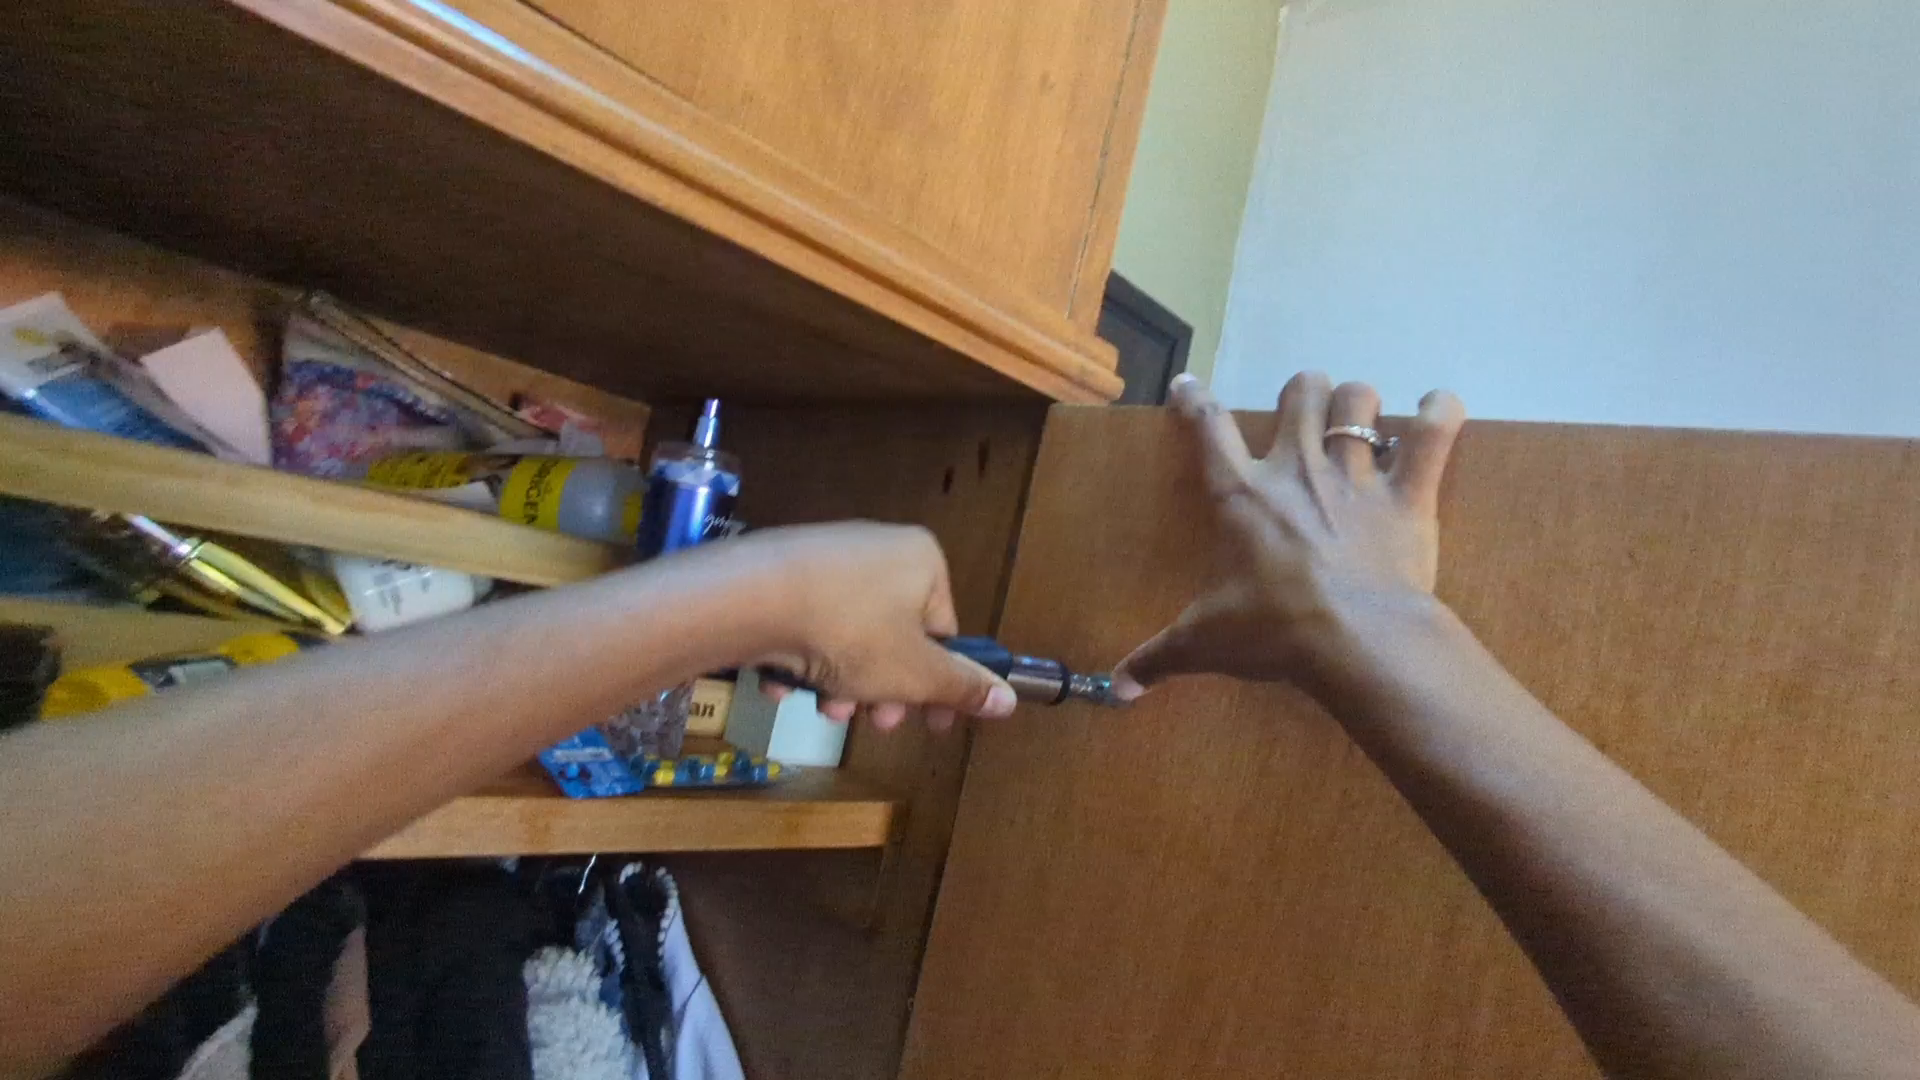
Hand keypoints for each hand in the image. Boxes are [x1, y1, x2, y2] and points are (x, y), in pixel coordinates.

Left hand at [729, 523, 1016, 730]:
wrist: (751, 596)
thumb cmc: (852, 633)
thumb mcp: (915, 672)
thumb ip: (963, 687)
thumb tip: (1010, 700)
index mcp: (923, 561)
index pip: (945, 632)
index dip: (938, 686)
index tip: (929, 725)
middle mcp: (881, 547)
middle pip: (896, 636)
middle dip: (884, 689)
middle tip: (871, 722)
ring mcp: (829, 555)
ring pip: (851, 634)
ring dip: (844, 682)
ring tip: (824, 708)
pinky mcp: (784, 569)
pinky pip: (809, 620)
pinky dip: (803, 655)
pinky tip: (785, 683)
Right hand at [1113, 372, 1465, 697]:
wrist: (1355, 641)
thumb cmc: (1270, 632)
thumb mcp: (1203, 644)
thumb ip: (1156, 659)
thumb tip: (1115, 693)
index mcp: (1239, 494)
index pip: (1207, 428)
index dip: (1194, 400)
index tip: (1187, 383)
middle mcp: (1296, 469)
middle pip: (1299, 394)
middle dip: (1301, 393)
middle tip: (1302, 412)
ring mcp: (1356, 476)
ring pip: (1359, 401)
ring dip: (1359, 401)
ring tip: (1361, 418)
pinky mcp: (1409, 495)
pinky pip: (1432, 434)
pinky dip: (1438, 413)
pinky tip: (1437, 405)